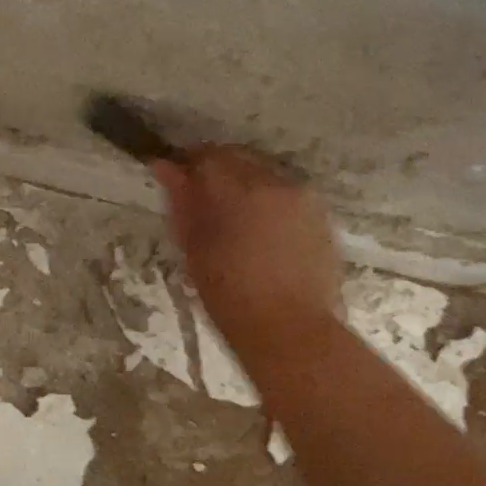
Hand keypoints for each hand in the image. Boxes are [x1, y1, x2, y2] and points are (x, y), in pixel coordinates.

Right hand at [152, 146, 342, 360]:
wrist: (289, 329)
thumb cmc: (229, 295)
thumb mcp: (194, 248)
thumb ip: (182, 202)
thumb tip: (164, 166)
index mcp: (240, 189)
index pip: (207, 155)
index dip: (187, 164)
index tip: (174, 179)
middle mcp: (276, 181)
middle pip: (239, 158)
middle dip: (216, 170)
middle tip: (198, 200)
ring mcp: (304, 196)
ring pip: (264, 173)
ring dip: (243, 185)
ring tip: (229, 218)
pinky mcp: (321, 215)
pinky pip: (286, 193)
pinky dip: (267, 201)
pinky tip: (257, 232)